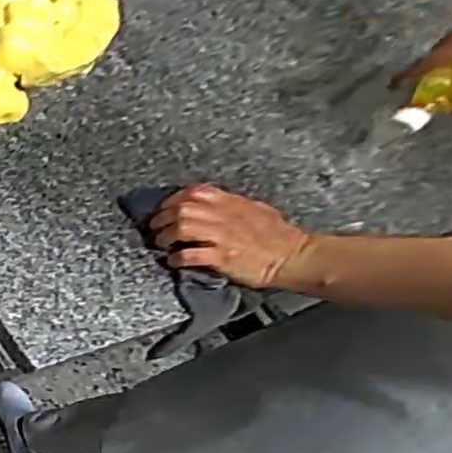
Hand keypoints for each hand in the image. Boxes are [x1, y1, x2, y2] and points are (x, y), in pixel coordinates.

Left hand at [148, 185, 311, 289]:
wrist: (296, 257)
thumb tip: (199, 205)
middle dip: (162, 219)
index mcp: (235, 204)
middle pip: (184, 209)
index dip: (173, 200)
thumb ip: (228, 206)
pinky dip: (176, 258)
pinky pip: (189, 254)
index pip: (197, 192)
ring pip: (183, 228)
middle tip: (156, 229)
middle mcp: (228, 217)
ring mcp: (225, 237)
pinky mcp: (223, 257)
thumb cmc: (274, 236)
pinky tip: (174, 261)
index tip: (163, 210)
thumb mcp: (254, 211)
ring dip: (166, 237)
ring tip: (163, 244)